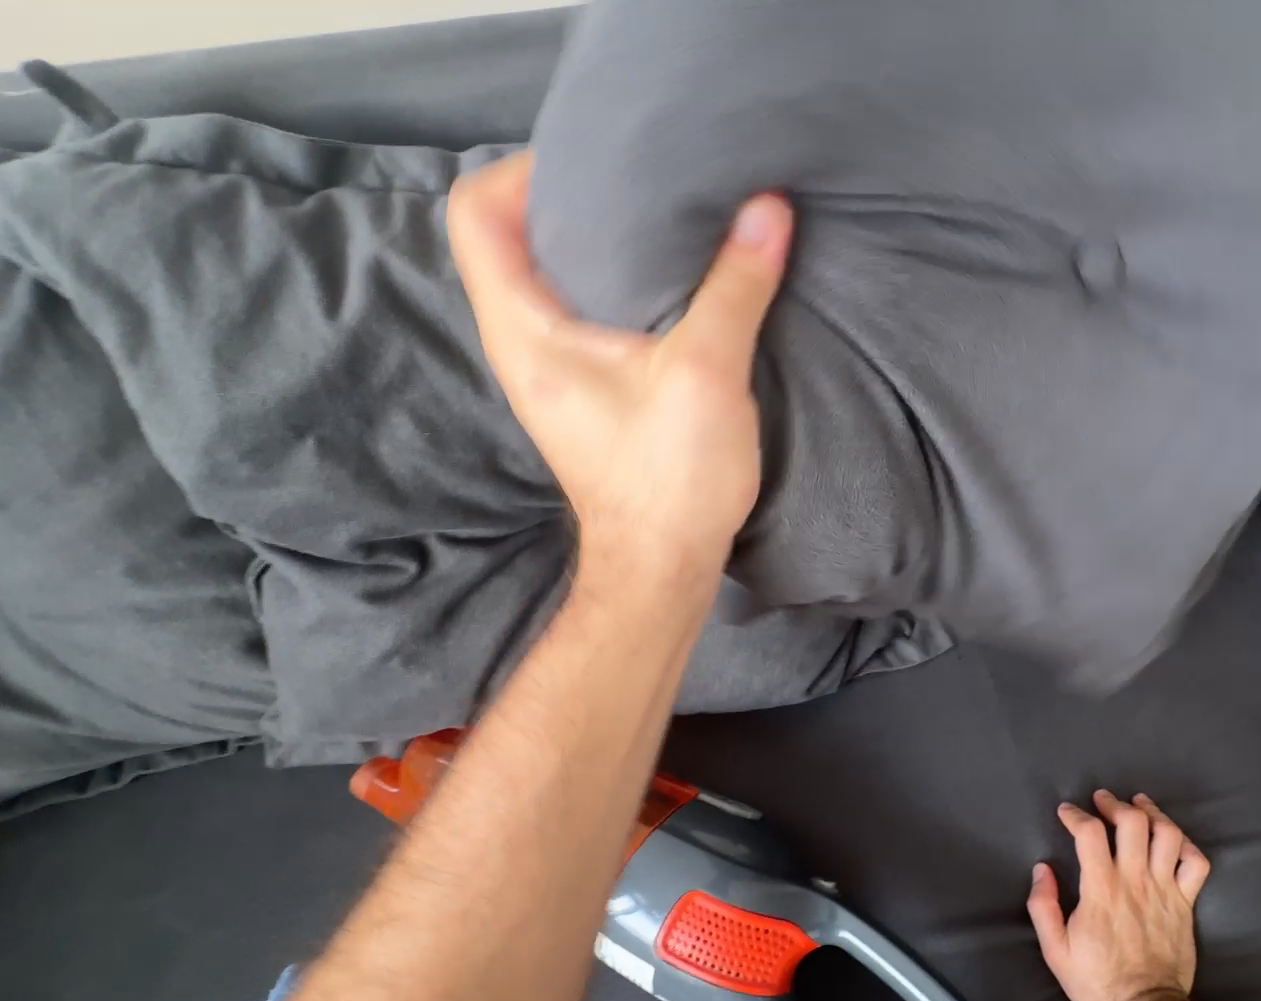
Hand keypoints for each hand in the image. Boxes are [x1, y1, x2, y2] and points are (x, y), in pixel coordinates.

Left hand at [447, 151, 792, 574]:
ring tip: (675, 223)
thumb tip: (768, 209)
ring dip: (611, 244)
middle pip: (522, 236)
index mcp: (525, 328)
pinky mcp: (593, 390)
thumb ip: (735, 287)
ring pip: (563, 277)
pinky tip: (684, 285)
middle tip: (653, 182)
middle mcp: (527, 342)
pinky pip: (595, 313)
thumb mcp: (707, 373)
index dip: (528, 170)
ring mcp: (558, 369)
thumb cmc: (669, 476)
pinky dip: (630, 285)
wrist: (664, 563)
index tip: (604, 163)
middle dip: (582, 199)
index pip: (480, 213)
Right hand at [1028, 790, 1212, 1000]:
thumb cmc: (1098, 980)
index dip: (1076, 814)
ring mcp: (1165, 889)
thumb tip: (1042, 870)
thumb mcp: (1056, 951)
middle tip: (1102, 800)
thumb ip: (1043, 907)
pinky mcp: (1187, 902)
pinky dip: (1186, 843)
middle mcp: (1135, 880)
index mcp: (1102, 889)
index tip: (1066, 812)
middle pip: (1132, 821)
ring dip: (1152, 812)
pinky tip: (1171, 838)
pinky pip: (1196, 862)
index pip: (1089, 833)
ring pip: (1167, 834)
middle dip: (1114, 803)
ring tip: (1138, 805)